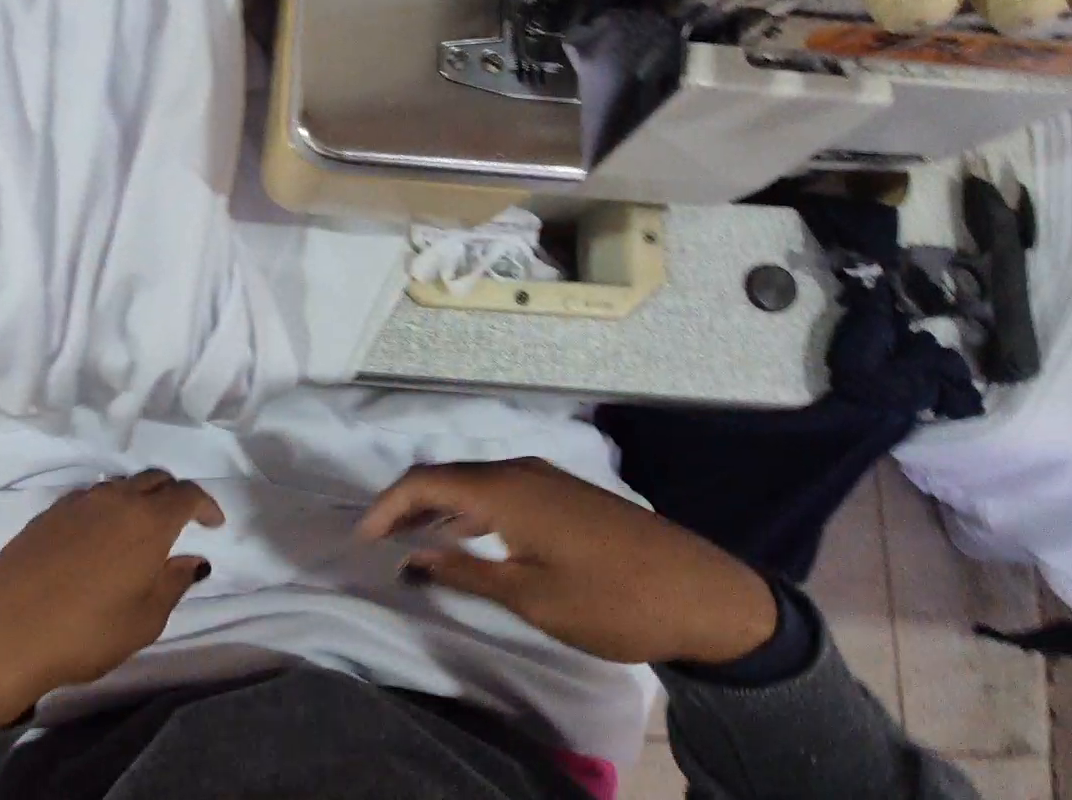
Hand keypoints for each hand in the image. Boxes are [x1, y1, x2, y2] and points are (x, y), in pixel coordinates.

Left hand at [0, 470, 223, 726]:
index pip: (187, 494)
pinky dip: (107, 508)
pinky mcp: (48, 513)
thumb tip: (193, 559)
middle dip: (174, 495)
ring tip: (140, 532)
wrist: (5, 632)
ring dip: (139, 499)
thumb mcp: (145, 619)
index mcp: (147, 521)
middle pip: (154, 479)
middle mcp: (114, 499)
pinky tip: (100, 538)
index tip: (213, 523)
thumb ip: (174, 583)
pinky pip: (90, 498)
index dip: (205, 504)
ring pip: (120, 485)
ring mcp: (77, 502)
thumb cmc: (86, 632)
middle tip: (181, 522)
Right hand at [357, 458, 777, 666]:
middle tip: (381, 540)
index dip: (386, 506)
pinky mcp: (562, 492)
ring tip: (413, 539)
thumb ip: (463, 571)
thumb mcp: (529, 596)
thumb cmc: (611, 601)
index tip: (363, 537)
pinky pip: (497, 489)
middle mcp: (517, 470)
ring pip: (471, 481)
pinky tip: (466, 536)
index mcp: (503, 490)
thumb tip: (411, 559)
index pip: (422, 482)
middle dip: (406, 504)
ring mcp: (543, 477)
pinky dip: (468, 508)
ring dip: (437, 506)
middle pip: (444, 475)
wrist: (708, 598)